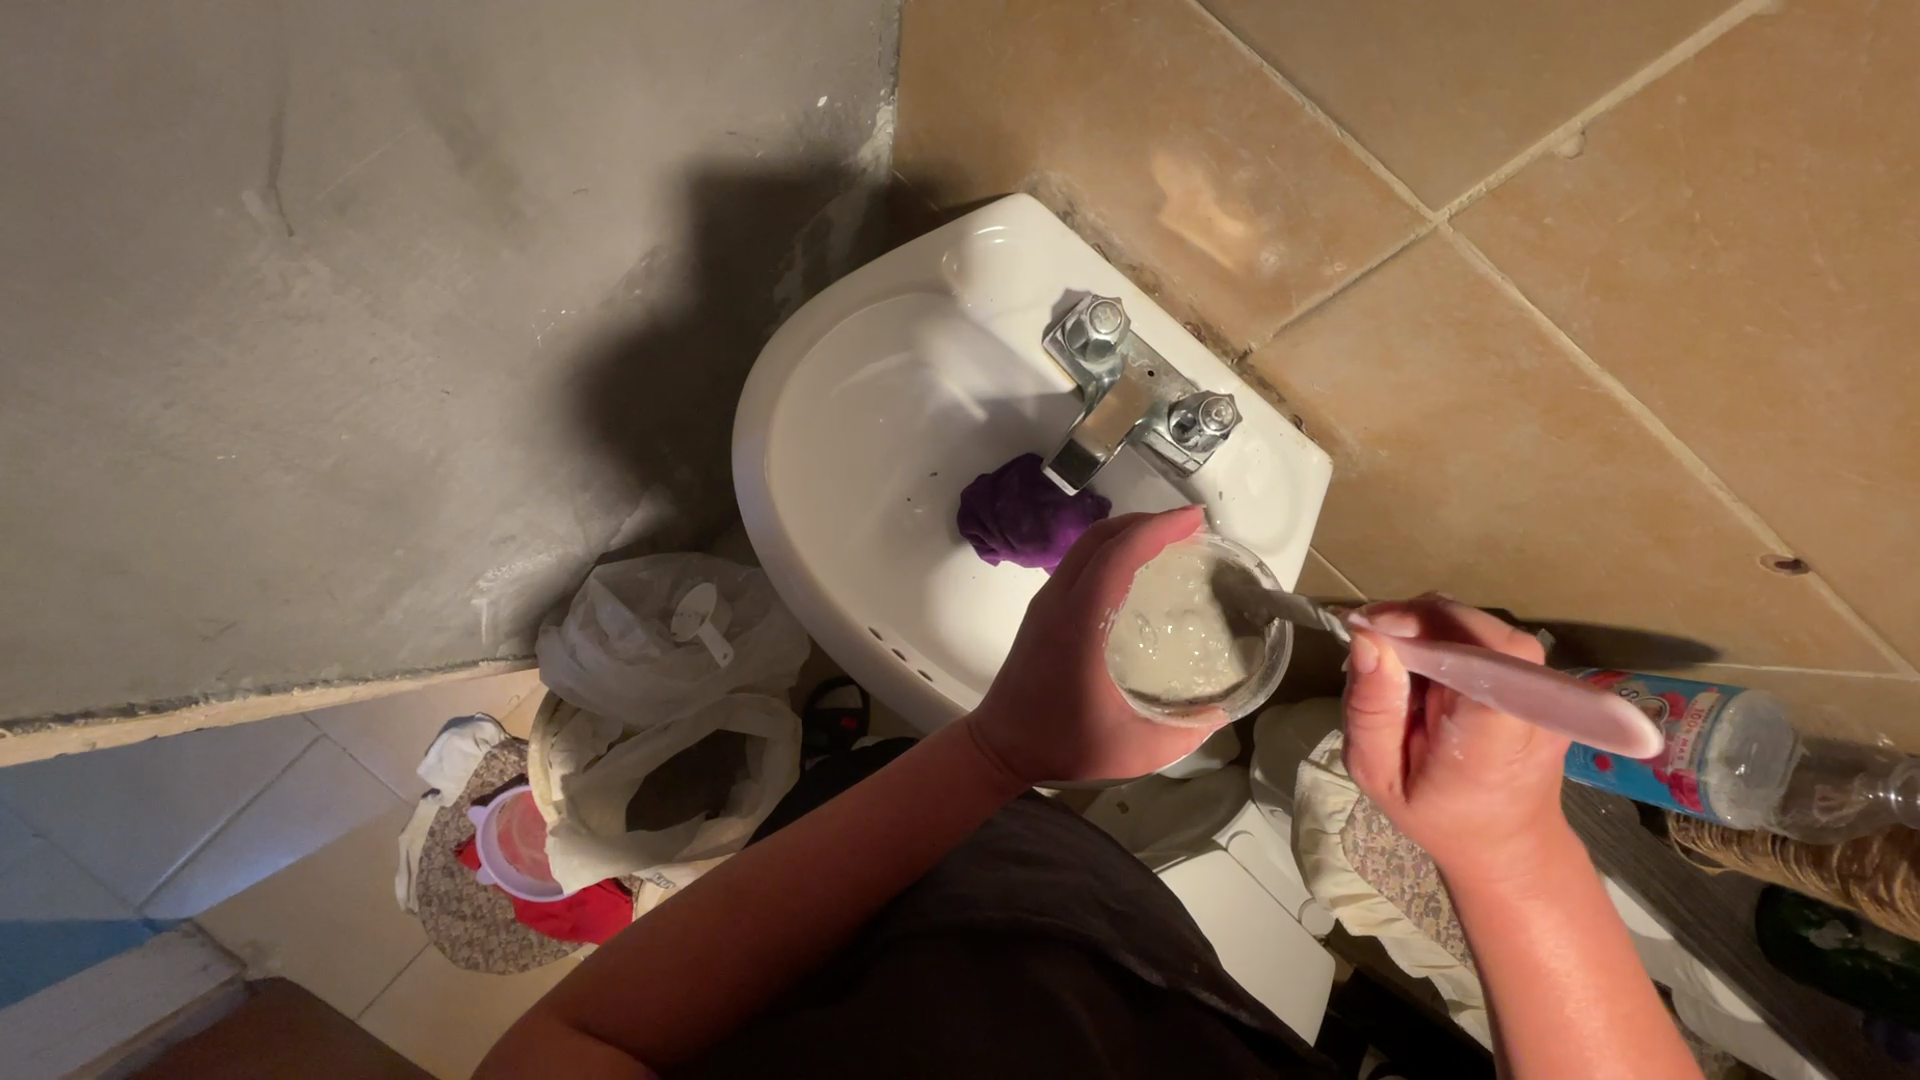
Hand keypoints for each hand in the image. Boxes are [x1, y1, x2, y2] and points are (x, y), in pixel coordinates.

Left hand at [967, 506, 1229, 784]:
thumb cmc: (1063, 744)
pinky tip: (1133, 570)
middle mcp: (1059, 601)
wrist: (999, 746)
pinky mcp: (1041, 612)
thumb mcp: (1134, 748)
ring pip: (1084, 546)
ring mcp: (1046, 603)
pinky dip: (1109, 551)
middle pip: (1100, 537)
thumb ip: (1184, 732)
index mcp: (1080, 622)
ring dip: (1125, 533)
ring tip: (1167, 541)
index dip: (1157, 529)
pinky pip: (1077, 563)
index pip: (1118, 554)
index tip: (1195, 520)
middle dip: (1146, 522)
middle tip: (1190, 527)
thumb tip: (1222, 712)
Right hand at [1342, 598, 1573, 880]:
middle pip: (1479, 629)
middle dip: (1414, 621)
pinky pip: (1485, 640)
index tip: (1368, 630)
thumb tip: (1366, 637)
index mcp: (1493, 734)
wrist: (1508, 843)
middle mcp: (1532, 704)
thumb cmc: (1437, 816)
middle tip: (1366, 641)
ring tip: (1388, 655)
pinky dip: (1441, 638)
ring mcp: (1544, 692)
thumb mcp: (1378, 774)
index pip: (1484, 652)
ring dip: (1425, 628)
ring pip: (1480, 627)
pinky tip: (1416, 665)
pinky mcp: (1538, 683)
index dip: (1425, 624)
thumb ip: (1371, 709)